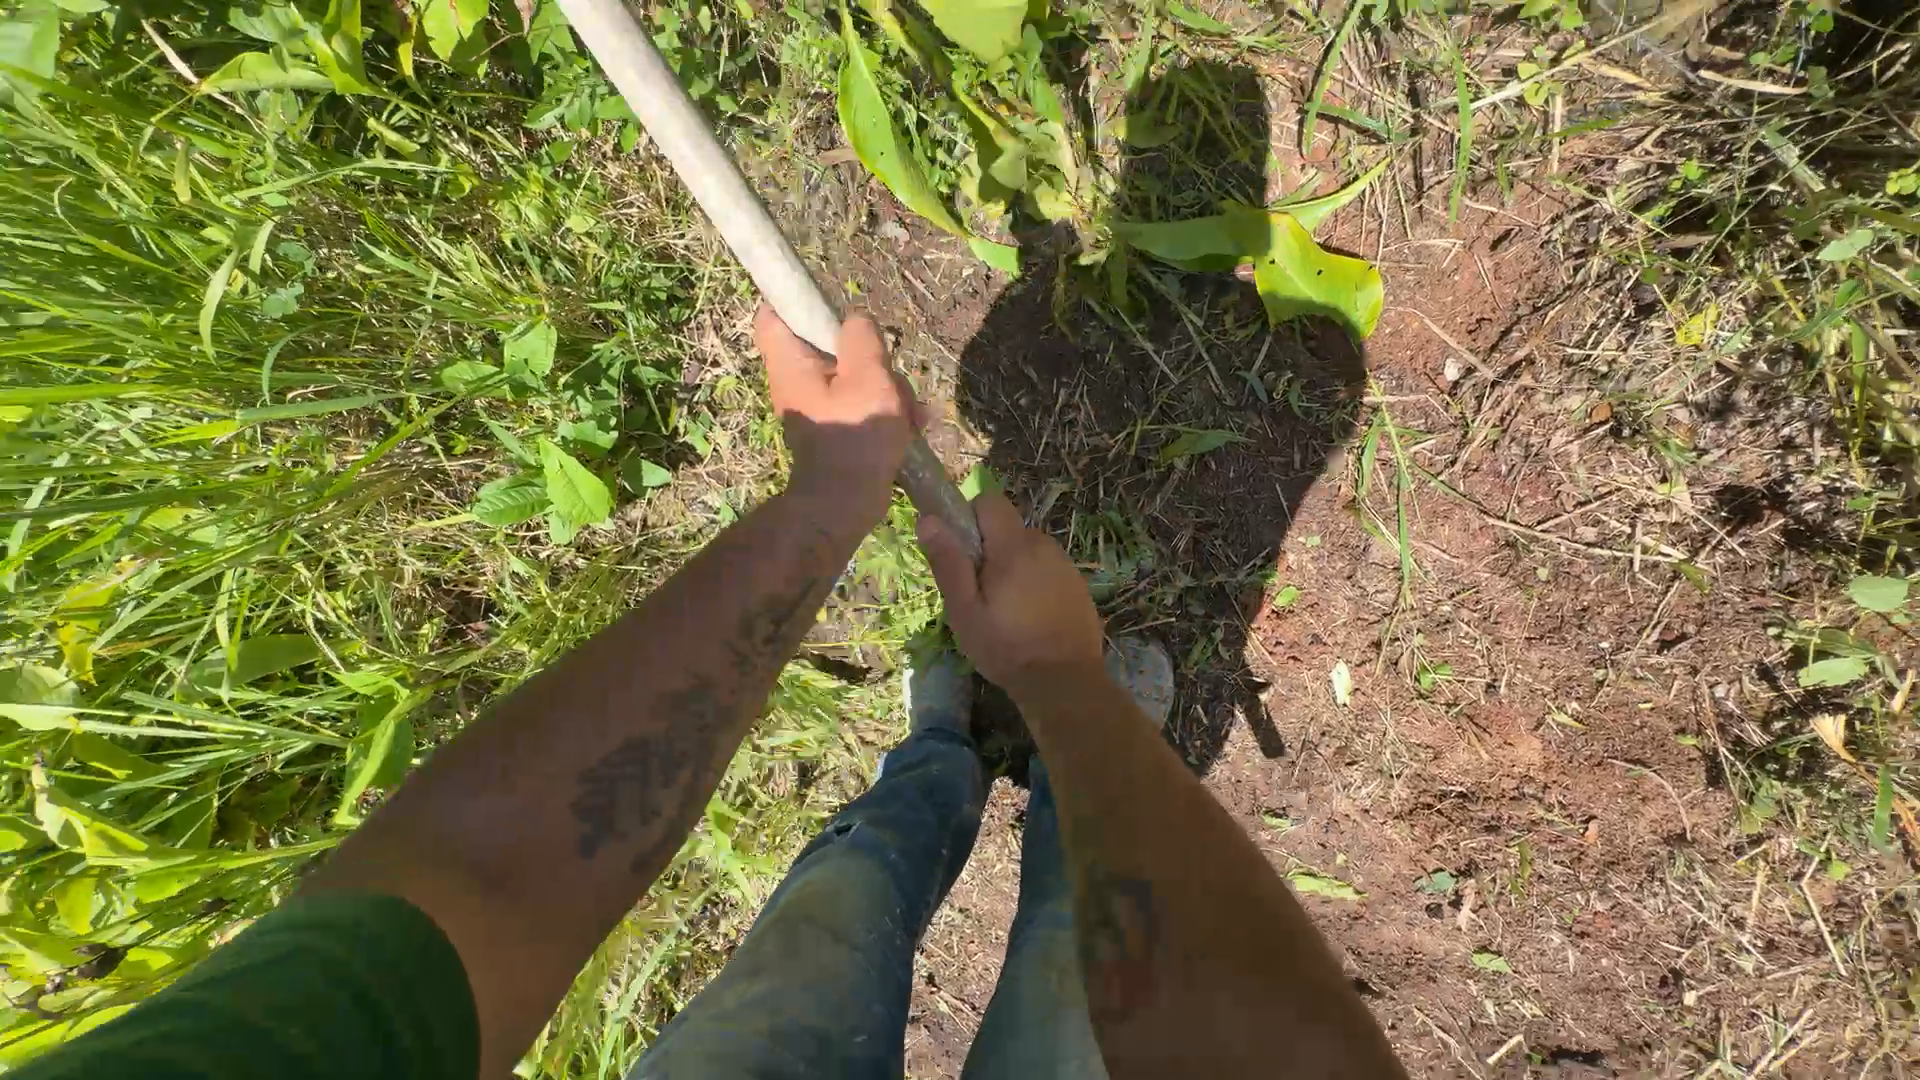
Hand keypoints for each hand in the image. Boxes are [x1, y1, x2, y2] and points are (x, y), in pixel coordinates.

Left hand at [758, 304, 920, 521]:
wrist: (846, 503)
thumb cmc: (855, 434)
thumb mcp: (868, 375)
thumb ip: (862, 337)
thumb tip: (857, 321)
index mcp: (791, 362)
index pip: (774, 315)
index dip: (798, 301)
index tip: (833, 305)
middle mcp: (797, 382)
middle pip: (830, 347)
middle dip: (869, 356)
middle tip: (891, 372)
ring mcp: (817, 408)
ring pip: (853, 377)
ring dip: (888, 388)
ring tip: (911, 412)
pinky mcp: (835, 429)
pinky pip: (860, 404)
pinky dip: (885, 410)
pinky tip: (912, 425)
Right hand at [918, 490, 1103, 690]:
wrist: (1064, 682)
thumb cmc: (1005, 647)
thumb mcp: (964, 610)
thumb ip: (948, 562)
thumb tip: (929, 519)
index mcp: (1014, 546)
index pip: (989, 501)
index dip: (970, 519)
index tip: (963, 554)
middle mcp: (1044, 545)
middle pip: (1008, 528)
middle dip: (990, 550)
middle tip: (979, 593)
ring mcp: (1065, 565)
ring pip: (1028, 550)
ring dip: (1013, 567)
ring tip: (1006, 610)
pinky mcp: (1077, 585)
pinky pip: (1047, 569)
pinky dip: (1034, 583)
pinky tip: (1030, 618)